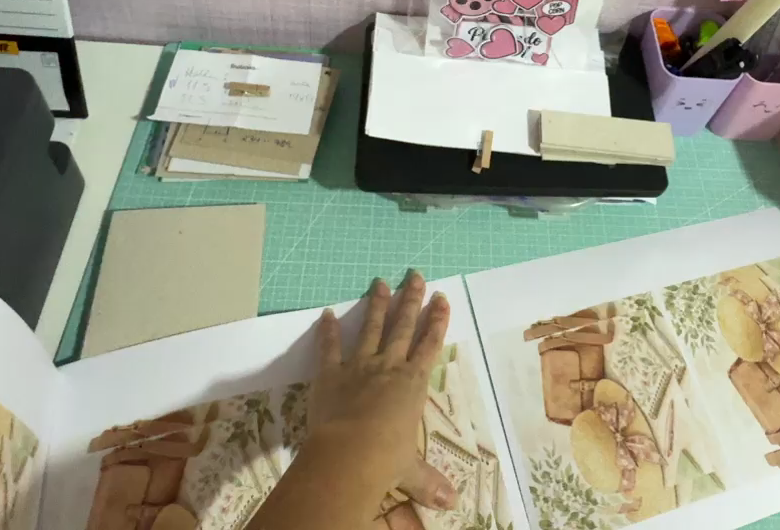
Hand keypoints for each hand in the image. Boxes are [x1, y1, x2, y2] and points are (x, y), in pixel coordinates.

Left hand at [308, 271, 455, 509]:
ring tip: (380, 282)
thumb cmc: (385, 460)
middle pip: (404, 326)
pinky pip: (330, 347)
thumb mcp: (410, 470)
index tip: (442, 298)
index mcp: (413, 383)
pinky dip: (328, 330)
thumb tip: (452, 503)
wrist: (348, 455)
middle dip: (411, 300)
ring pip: (372, 328)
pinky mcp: (331, 372)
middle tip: (415, 275)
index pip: (429, 345)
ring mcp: (359, 365)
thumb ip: (429, 481)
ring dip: (377, 304)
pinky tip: (327, 313)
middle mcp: (390, 366)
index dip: (437, 321)